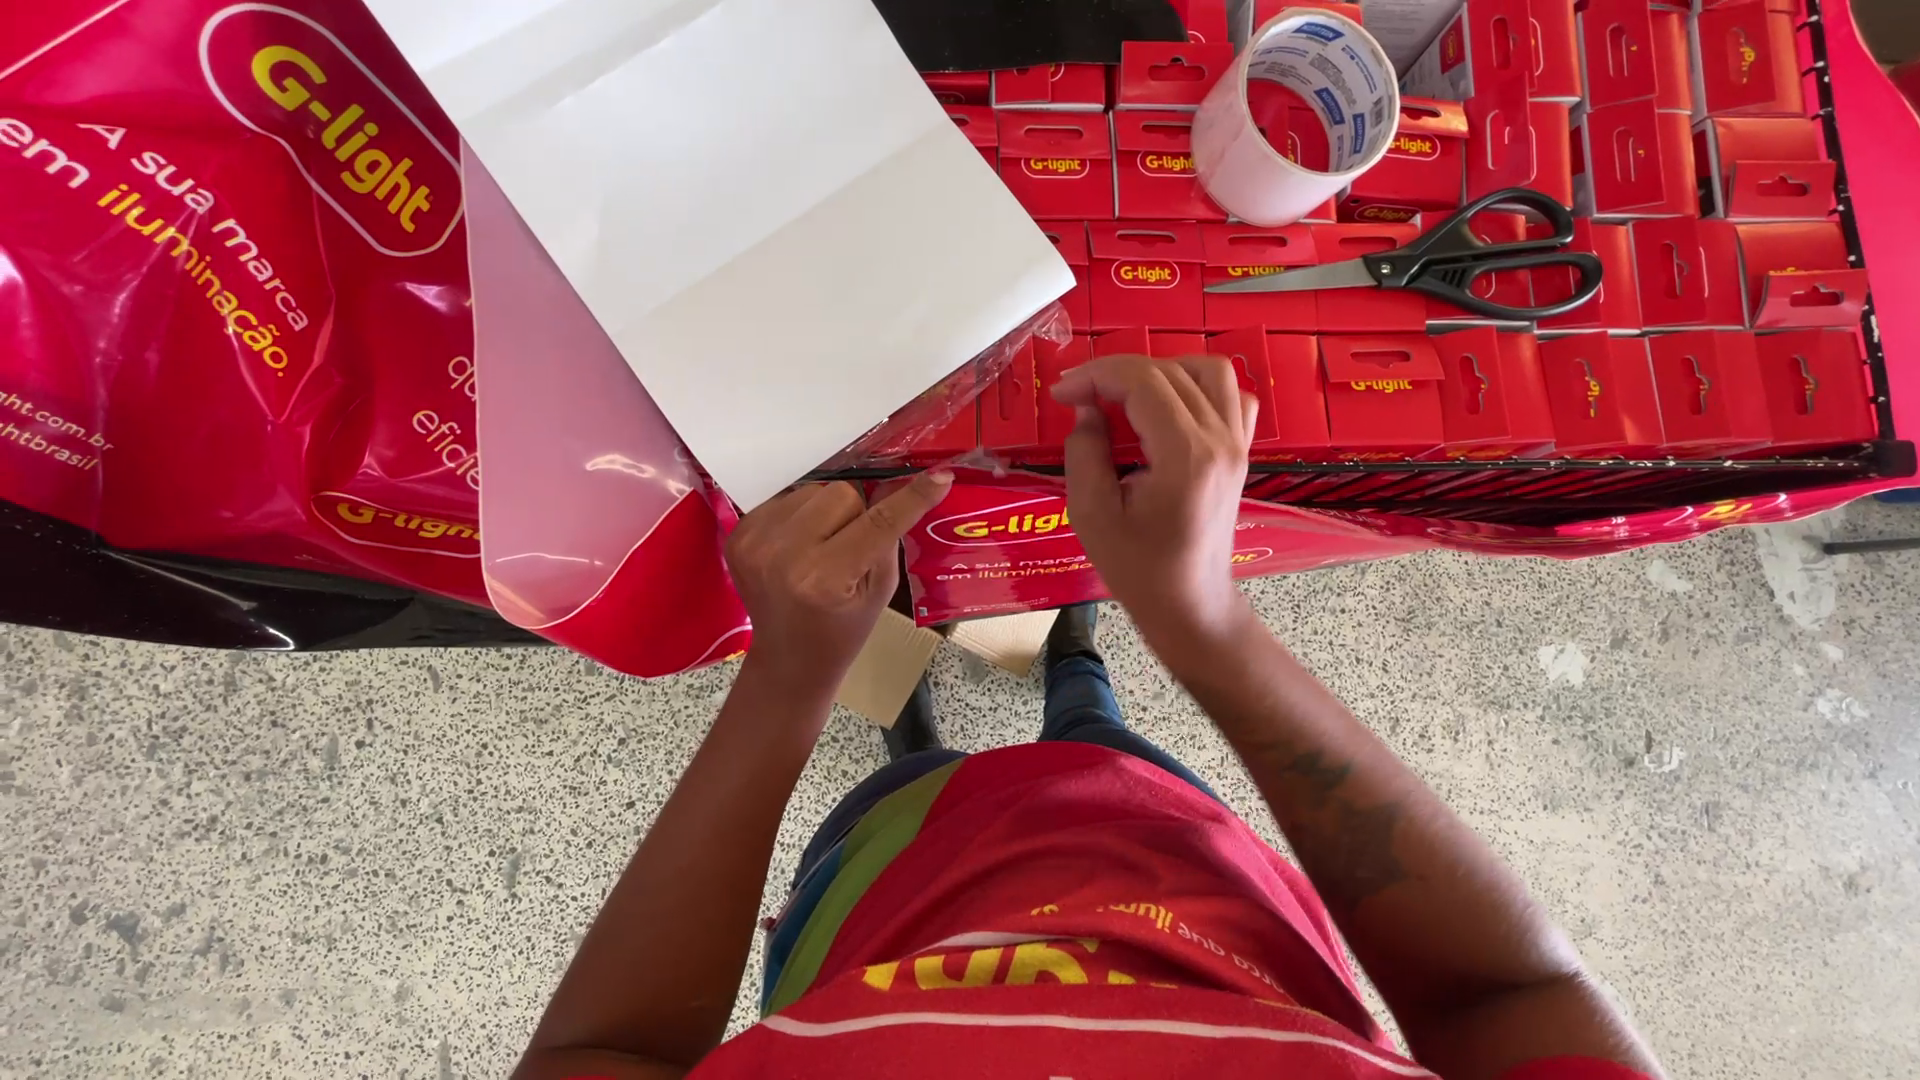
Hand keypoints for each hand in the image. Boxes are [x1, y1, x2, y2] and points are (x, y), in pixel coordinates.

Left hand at [724, 471, 953, 693]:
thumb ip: (888, 535)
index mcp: (823, 578)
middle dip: (856, 513)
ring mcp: (754, 542)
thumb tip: (900, 484)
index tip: (939, 477)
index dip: (911, 498)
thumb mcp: (879, 589)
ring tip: (823, 546)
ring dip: (826, 511)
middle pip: (842, 493)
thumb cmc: (843, 630)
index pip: (878, 522)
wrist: (787, 660)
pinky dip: (800, 514)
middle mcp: (783, 556)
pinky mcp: (737, 533)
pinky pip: (785, 497)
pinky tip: (799, 546)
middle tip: (852, 546)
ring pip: (813, 489)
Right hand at [1052, 354, 1256, 650]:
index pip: (1143, 382)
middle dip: (1116, 373)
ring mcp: (1237, 444)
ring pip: (1208, 371)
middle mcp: (1220, 440)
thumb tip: (1088, 409)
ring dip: (1161, 370)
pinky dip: (1198, 387)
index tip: (1061, 393)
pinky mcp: (1240, 452)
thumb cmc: (1137, 568)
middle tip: (1079, 397)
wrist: (1189, 603)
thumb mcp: (1091, 514)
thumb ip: (1084, 452)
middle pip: (1170, 371)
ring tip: (1124, 395)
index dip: (1095, 376)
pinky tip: (1169, 409)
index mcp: (1185, 456)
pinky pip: (1231, 396)